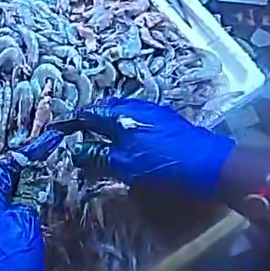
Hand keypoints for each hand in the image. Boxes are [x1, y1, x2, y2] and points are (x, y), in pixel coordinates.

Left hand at [0, 133, 60, 270]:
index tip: (46, 140)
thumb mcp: (22, 222)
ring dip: (31, 178)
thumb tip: (31, 174)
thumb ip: (25, 196)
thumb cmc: (11, 260)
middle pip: (10, 178)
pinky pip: (23, 207)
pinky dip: (33, 196)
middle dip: (28, 162)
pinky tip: (46, 191)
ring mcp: (2, 223)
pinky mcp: (13, 236)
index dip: (24, 153)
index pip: (5, 168)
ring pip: (17, 192)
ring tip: (49, 161)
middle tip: (50, 145)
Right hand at [52, 98, 235, 199]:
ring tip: (99, 144)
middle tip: (79, 140)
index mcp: (119, 113)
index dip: (73, 124)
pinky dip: (122, 129)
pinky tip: (124, 144)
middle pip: (103, 111)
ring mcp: (150, 111)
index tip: (62, 134)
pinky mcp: (162, 120)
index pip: (87, 113)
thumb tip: (78, 150)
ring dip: (107, 127)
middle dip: (89, 124)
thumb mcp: (123, 163)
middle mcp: (133, 106)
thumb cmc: (161, 162)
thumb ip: (98, 155)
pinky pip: (133, 120)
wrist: (207, 163)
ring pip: (119, 115)